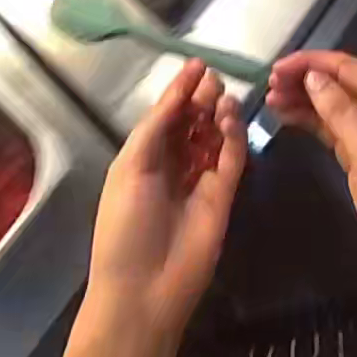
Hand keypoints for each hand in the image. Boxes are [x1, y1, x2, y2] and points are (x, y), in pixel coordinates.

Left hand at [85, 59, 246, 335]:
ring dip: (218, 114)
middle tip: (214, 80)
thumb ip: (156, 126)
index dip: (181, 90)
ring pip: (214, 137)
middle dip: (202, 99)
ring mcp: (200, 180)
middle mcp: (173, 164)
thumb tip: (180, 91)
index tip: (198, 65)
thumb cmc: (125, 225)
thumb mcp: (130, 167)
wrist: (144, 291)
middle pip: (193, 122)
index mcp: (145, 157)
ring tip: (222, 96)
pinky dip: (232, 137)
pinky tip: (229, 119)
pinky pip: (230, 159)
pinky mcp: (223, 195)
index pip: (168, 115)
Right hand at [265, 51, 356, 281]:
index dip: (308, 62)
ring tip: (270, 99)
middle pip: (333, 81)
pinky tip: (284, 116)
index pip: (344, 66)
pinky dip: (305, 119)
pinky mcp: (355, 150)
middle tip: (268, 85)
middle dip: (301, 79)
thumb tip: (311, 76)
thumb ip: (340, 111)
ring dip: (300, 98)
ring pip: (327, 102)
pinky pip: (326, 125)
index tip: (276, 68)